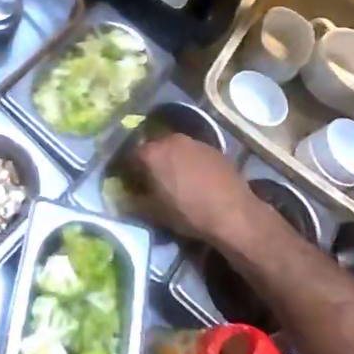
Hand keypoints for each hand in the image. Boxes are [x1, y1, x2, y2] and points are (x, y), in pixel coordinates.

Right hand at [129, 133, 262, 245]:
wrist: (233, 213)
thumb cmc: (188, 213)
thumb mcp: (154, 213)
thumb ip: (132, 202)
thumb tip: (120, 198)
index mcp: (151, 153)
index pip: (129, 157)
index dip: (127, 172)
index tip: (129, 184)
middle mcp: (170, 140)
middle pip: (152, 148)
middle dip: (149, 163)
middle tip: (151, 182)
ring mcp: (194, 141)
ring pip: (173, 148)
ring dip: (170, 160)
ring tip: (175, 180)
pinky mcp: (213, 148)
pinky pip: (192, 152)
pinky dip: (188, 162)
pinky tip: (195, 179)